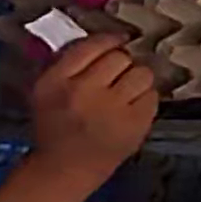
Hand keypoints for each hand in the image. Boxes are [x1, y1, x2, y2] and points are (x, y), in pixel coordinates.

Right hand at [29, 34, 157, 189]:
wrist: (70, 162)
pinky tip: (133, 107)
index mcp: (55, 82)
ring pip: (143, 73)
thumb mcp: (46, 93)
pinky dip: (146, 98)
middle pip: (121, 57)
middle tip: (118, 74)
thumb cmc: (57, 125)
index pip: (89, 47)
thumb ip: (67, 66)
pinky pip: (153, 94)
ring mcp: (115, 105)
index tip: (118, 39)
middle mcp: (85, 90)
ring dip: (138, 79)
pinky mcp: (139, 118)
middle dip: (123, 63)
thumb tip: (94, 40)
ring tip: (127, 90)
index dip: (109, 40)